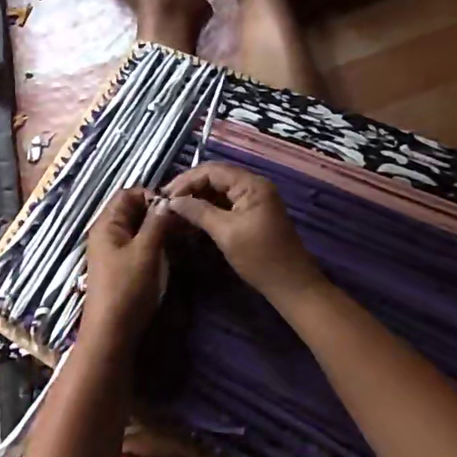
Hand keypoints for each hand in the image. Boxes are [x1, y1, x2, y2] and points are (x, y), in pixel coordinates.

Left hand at [78, 188, 171, 352]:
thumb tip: (167, 201)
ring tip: (181, 236)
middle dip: (157, 212)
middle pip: (132, 210)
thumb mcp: (145, 252)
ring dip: (157, 229)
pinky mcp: (120, 267)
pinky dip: (153, 243)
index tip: (174, 209)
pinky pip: (137, 245)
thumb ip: (156, 223)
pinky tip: (170, 252)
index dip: (151, 195)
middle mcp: (106, 233)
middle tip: (183, 222)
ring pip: (137, 228)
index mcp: (106, 224)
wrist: (111, 334)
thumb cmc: (127, 289)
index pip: (128, 194)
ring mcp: (112, 251)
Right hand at [165, 163, 322, 304]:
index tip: (165, 196)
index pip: (212, 170)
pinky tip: (192, 221)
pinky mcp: (252, 214)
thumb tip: (172, 202)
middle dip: (190, 189)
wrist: (292, 286)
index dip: (186, 181)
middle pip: (215, 178)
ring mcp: (254, 200)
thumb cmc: (260, 258)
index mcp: (251, 184)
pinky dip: (208, 210)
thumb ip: (199, 212)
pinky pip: (225, 204)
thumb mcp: (226, 233)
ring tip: (175, 213)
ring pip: (218, 191)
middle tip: (166, 203)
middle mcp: (254, 186)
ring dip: (197, 200)